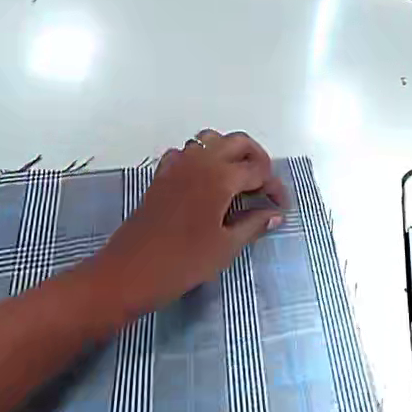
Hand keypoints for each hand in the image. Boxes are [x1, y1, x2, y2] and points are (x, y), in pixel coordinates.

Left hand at [81, 130, 287, 322]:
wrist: (131, 270)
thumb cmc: (184, 262)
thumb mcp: (226, 247)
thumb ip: (253, 224)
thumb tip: (274, 214)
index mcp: (221, 176)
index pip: (259, 170)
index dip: (274, 187)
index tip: (280, 207)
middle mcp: (201, 161)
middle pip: (237, 142)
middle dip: (256, 158)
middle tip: (264, 186)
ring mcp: (178, 164)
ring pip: (210, 140)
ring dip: (229, 152)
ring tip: (238, 181)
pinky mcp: (162, 174)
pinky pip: (187, 152)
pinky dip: (201, 158)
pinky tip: (205, 182)